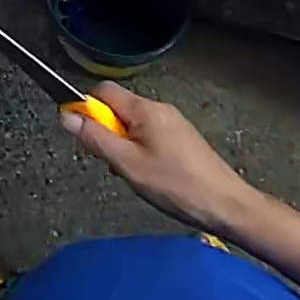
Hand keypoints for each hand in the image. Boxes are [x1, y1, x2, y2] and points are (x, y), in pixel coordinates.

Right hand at [59, 83, 260, 232]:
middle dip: (107, 131)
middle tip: (113, 161)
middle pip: (117, 107)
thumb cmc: (178, 186)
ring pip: (132, 123)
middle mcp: (159, 108)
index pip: (102, 90)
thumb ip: (95, 138)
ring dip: (123, 143)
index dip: (87, 108)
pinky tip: (150, 174)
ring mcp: (173, 122)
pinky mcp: (182, 138)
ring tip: (133, 172)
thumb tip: (66, 116)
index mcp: (145, 109)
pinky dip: (140, 149)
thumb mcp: (128, 164)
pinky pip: (148, 134)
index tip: (87, 136)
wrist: (233, 209)